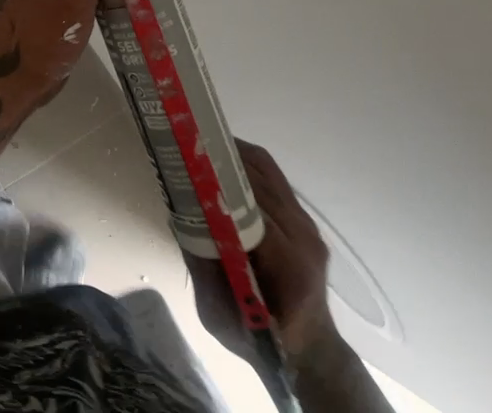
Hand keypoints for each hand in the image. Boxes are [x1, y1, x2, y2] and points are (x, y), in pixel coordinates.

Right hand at [186, 139, 339, 362]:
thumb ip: (204, 272)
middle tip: (183, 147)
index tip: (188, 166)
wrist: (310, 348)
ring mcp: (306, 225)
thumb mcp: (221, 319)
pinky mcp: (301, 218)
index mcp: (290, 267)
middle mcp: (303, 238)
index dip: (223, 185)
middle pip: (260, 182)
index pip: (255, 211)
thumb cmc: (263, 340)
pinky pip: (272, 177)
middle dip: (221, 161)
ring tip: (196, 143)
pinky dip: (243, 162)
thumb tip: (181, 220)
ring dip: (232, 154)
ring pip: (267, 172)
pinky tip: (218, 158)